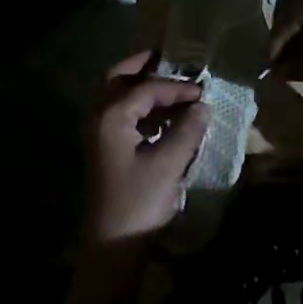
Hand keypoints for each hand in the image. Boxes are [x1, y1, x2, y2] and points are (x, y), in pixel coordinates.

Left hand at [86, 52, 210, 244]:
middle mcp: (100, 116)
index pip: (146, 87)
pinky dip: (141, 107)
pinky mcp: (106, 148)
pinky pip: (122, 114)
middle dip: (144, 67)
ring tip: (174, 87)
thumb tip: (202, 106)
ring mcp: (100, 133)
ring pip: (118, 95)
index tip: (203, 90)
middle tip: (171, 58)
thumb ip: (186, 130)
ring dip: (143, 87)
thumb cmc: (139, 202)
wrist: (112, 245)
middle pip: (119, 78)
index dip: (177, 87)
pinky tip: (165, 117)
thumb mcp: (168, 164)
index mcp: (111, 115)